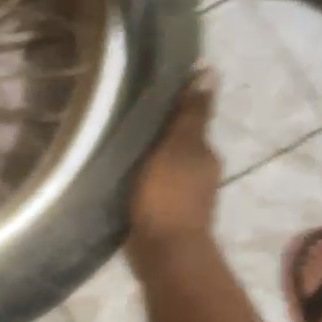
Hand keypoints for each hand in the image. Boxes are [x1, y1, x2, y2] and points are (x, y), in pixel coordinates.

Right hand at [129, 67, 220, 261]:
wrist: (164, 251)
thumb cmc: (169, 195)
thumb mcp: (177, 147)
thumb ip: (190, 113)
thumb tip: (209, 69)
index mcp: (203, 151)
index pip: (187, 119)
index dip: (169, 105)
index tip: (142, 92)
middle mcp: (198, 169)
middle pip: (174, 142)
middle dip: (153, 131)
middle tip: (119, 118)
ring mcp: (181, 194)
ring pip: (160, 164)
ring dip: (143, 156)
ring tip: (112, 145)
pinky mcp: (161, 212)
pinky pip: (148, 185)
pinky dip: (137, 177)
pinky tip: (117, 176)